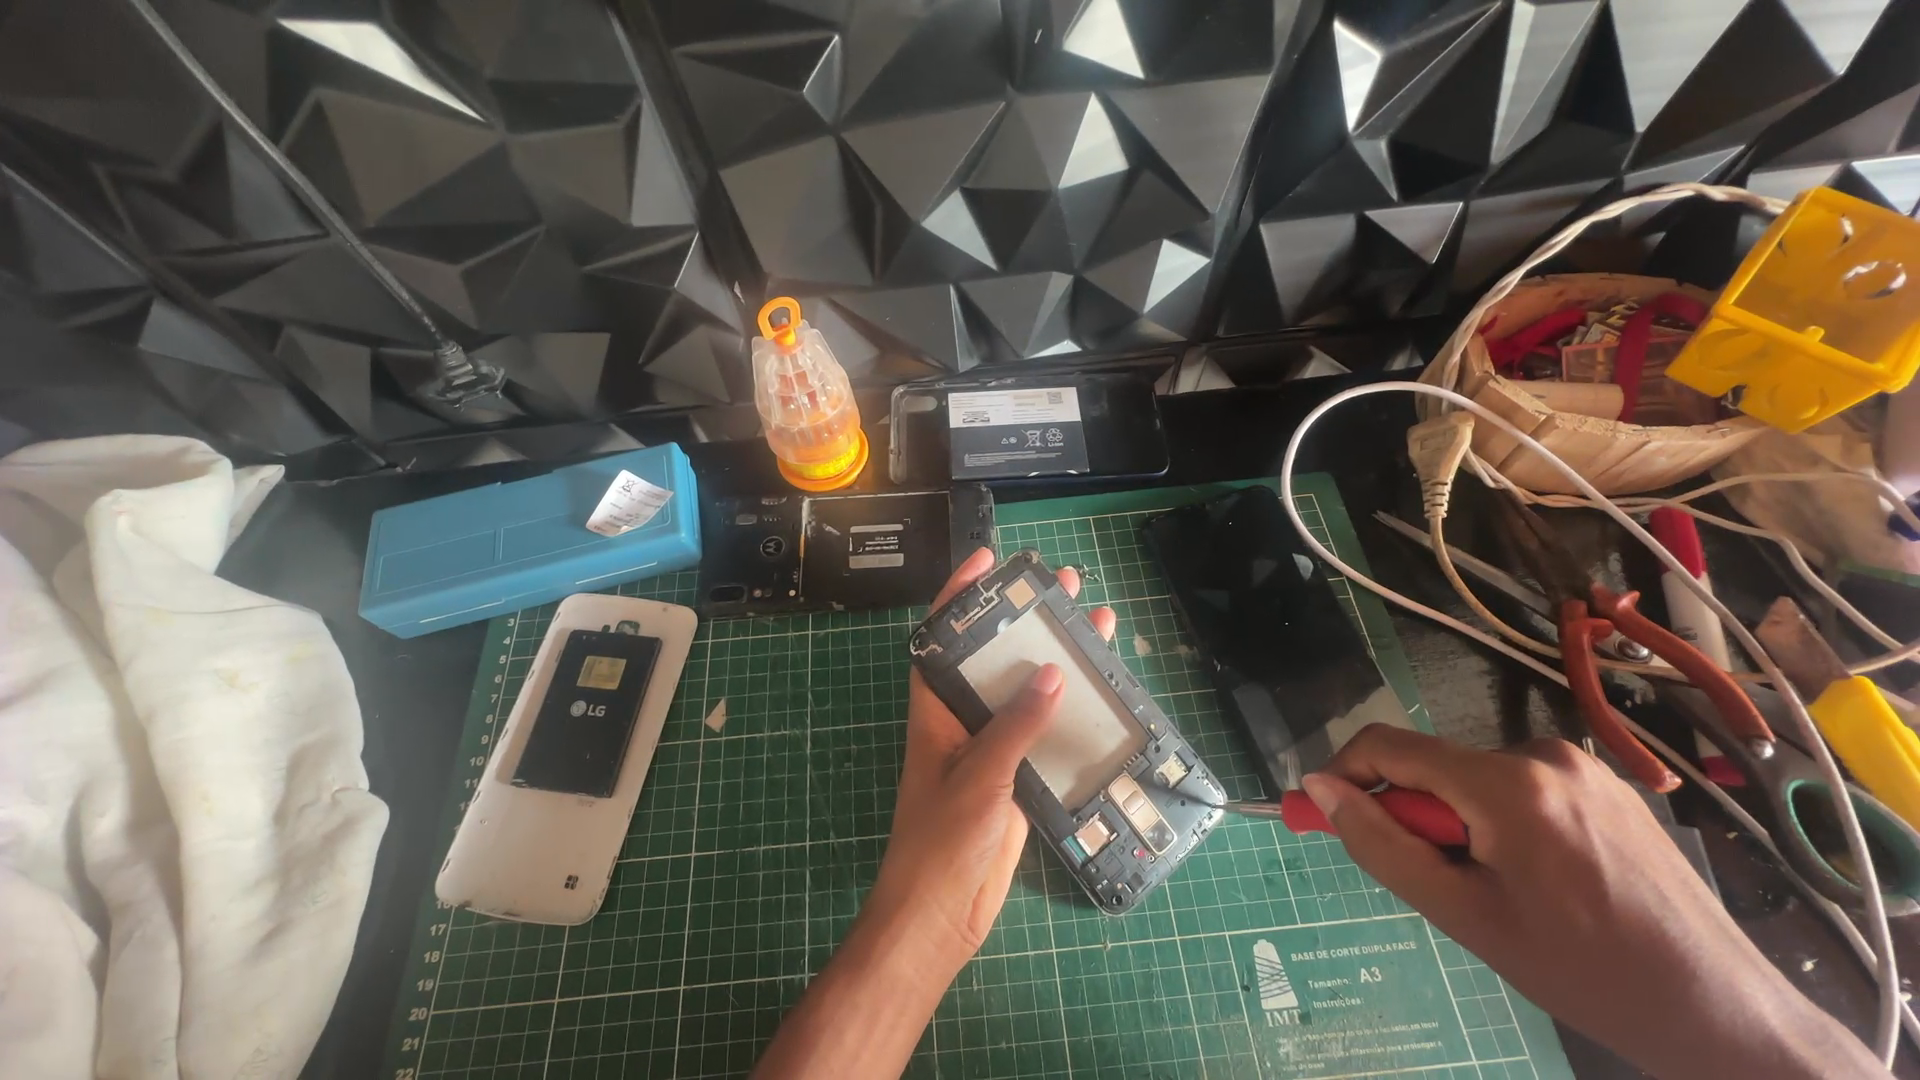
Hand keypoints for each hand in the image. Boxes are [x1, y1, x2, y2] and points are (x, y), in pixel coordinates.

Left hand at [865, 547, 1116, 971]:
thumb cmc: (941, 839)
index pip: (942, 638)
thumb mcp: (978, 776)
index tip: (989, 560)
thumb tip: (1055, 674)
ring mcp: (994, 748)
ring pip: (1027, 693)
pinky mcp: (1019, 777)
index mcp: (936, 710)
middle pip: (996, 657)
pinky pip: (1046, 733)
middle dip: (1025, 619)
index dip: (960, 596)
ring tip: (1095, 621)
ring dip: (1058, 661)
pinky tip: (1102, 694)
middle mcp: (964, 721)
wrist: (942, 912)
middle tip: (1062, 585)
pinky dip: (1072, 713)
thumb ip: (1014, 727)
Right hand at [1304, 725, 1887, 1079]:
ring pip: (1473, 779)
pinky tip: (1536, 877)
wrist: (1725, 1014)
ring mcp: (1582, 766)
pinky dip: (1497, 821)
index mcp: (1508, 783)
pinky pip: (1516, 787)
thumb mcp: (1461, 915)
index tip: (1321, 813)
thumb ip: (1380, 843)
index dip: (1343, 773)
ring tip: (1494, 888)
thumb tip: (1319, 788)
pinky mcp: (1605, 785)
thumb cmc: (1581, 970)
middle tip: (1433, 881)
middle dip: (1413, 815)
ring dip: (1457, 823)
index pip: (1390, 747)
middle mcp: (1544, 754)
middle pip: (1434, 766)